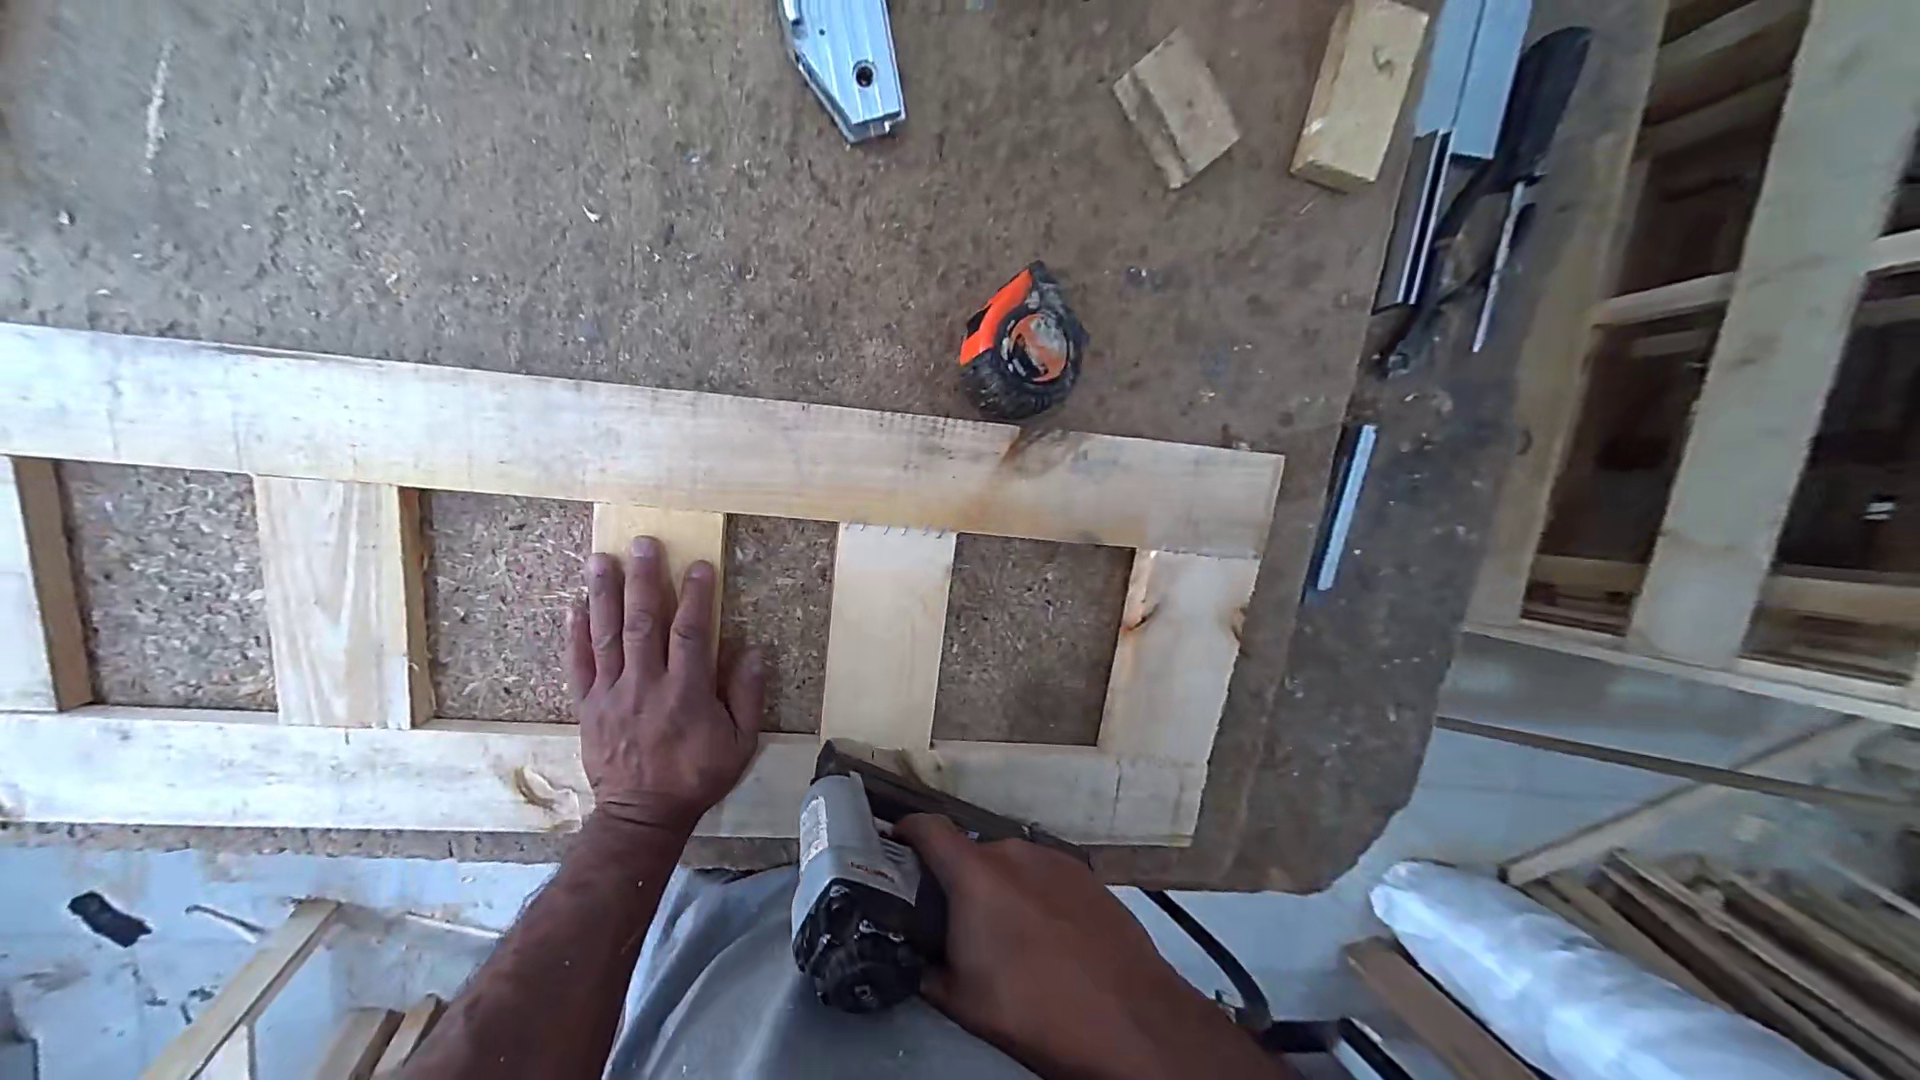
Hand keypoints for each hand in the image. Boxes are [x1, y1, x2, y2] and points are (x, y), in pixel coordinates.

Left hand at [568, 535, 765, 835]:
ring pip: (607, 636)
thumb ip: (748, 695)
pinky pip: (579, 665)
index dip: (696, 596)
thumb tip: (754, 649)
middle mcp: (645, 685)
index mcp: (686, 692)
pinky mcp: (588, 706)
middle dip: (644, 580)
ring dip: (605, 595)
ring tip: (602, 559)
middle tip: (643, 544)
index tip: (700, 565)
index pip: (690, 632)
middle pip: (643, 623)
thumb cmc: (698, 775)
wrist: (642, 815)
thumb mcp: (741, 741)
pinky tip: (575, 606)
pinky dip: (576, 634)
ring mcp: (611, 694)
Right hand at [894, 815, 1282, 1079]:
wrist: (1131, 1017)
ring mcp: (1053, 859)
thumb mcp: (962, 1001)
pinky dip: (1033, 894)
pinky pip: (1043, 875)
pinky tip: (1048, 935)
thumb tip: (915, 958)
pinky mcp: (1084, 872)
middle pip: (971, 853)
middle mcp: (1013, 852)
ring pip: (1009, 864)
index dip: (906, 829)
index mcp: (975, 874)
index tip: (896, 842)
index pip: (928, 827)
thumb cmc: (1039, 1009)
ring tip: (1010, 936)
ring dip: (998, 889)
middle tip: (958, 922)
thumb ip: (926, 968)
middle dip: (957, 880)